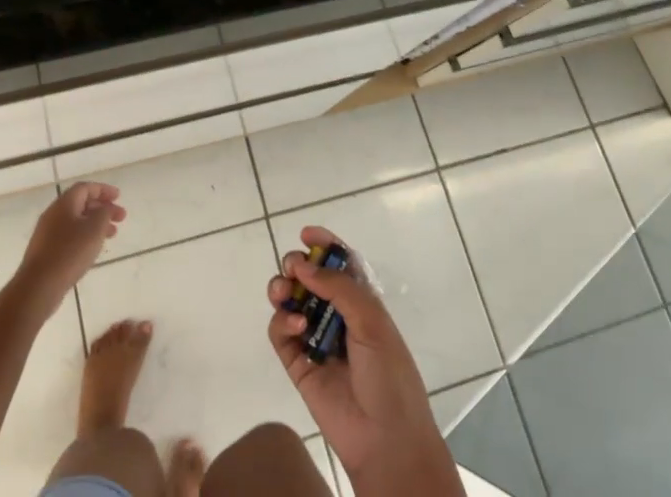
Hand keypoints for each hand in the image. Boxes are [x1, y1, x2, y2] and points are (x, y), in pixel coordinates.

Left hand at [11, 183, 125, 318]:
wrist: (39, 284)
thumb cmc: (70, 252)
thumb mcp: (94, 228)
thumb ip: (104, 213)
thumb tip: (105, 208)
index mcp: (64, 204)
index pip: (85, 188)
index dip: (103, 190)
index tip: (119, 197)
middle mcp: (53, 214)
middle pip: (80, 204)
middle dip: (102, 208)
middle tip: (120, 218)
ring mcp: (47, 233)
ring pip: (76, 221)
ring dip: (95, 224)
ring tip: (112, 235)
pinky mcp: (46, 250)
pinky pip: (69, 236)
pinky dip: (85, 236)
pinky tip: (93, 249)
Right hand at [266, 228, 454, 489]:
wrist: (385, 437)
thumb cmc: (389, 376)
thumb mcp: (373, 324)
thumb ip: (339, 290)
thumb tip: (304, 266)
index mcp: (363, 305)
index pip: (341, 266)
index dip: (324, 246)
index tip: (306, 233)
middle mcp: (337, 317)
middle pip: (309, 280)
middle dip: (297, 266)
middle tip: (292, 267)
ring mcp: (315, 339)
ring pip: (289, 302)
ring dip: (283, 290)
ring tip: (285, 293)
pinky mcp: (297, 363)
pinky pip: (280, 333)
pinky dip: (282, 322)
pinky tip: (296, 326)